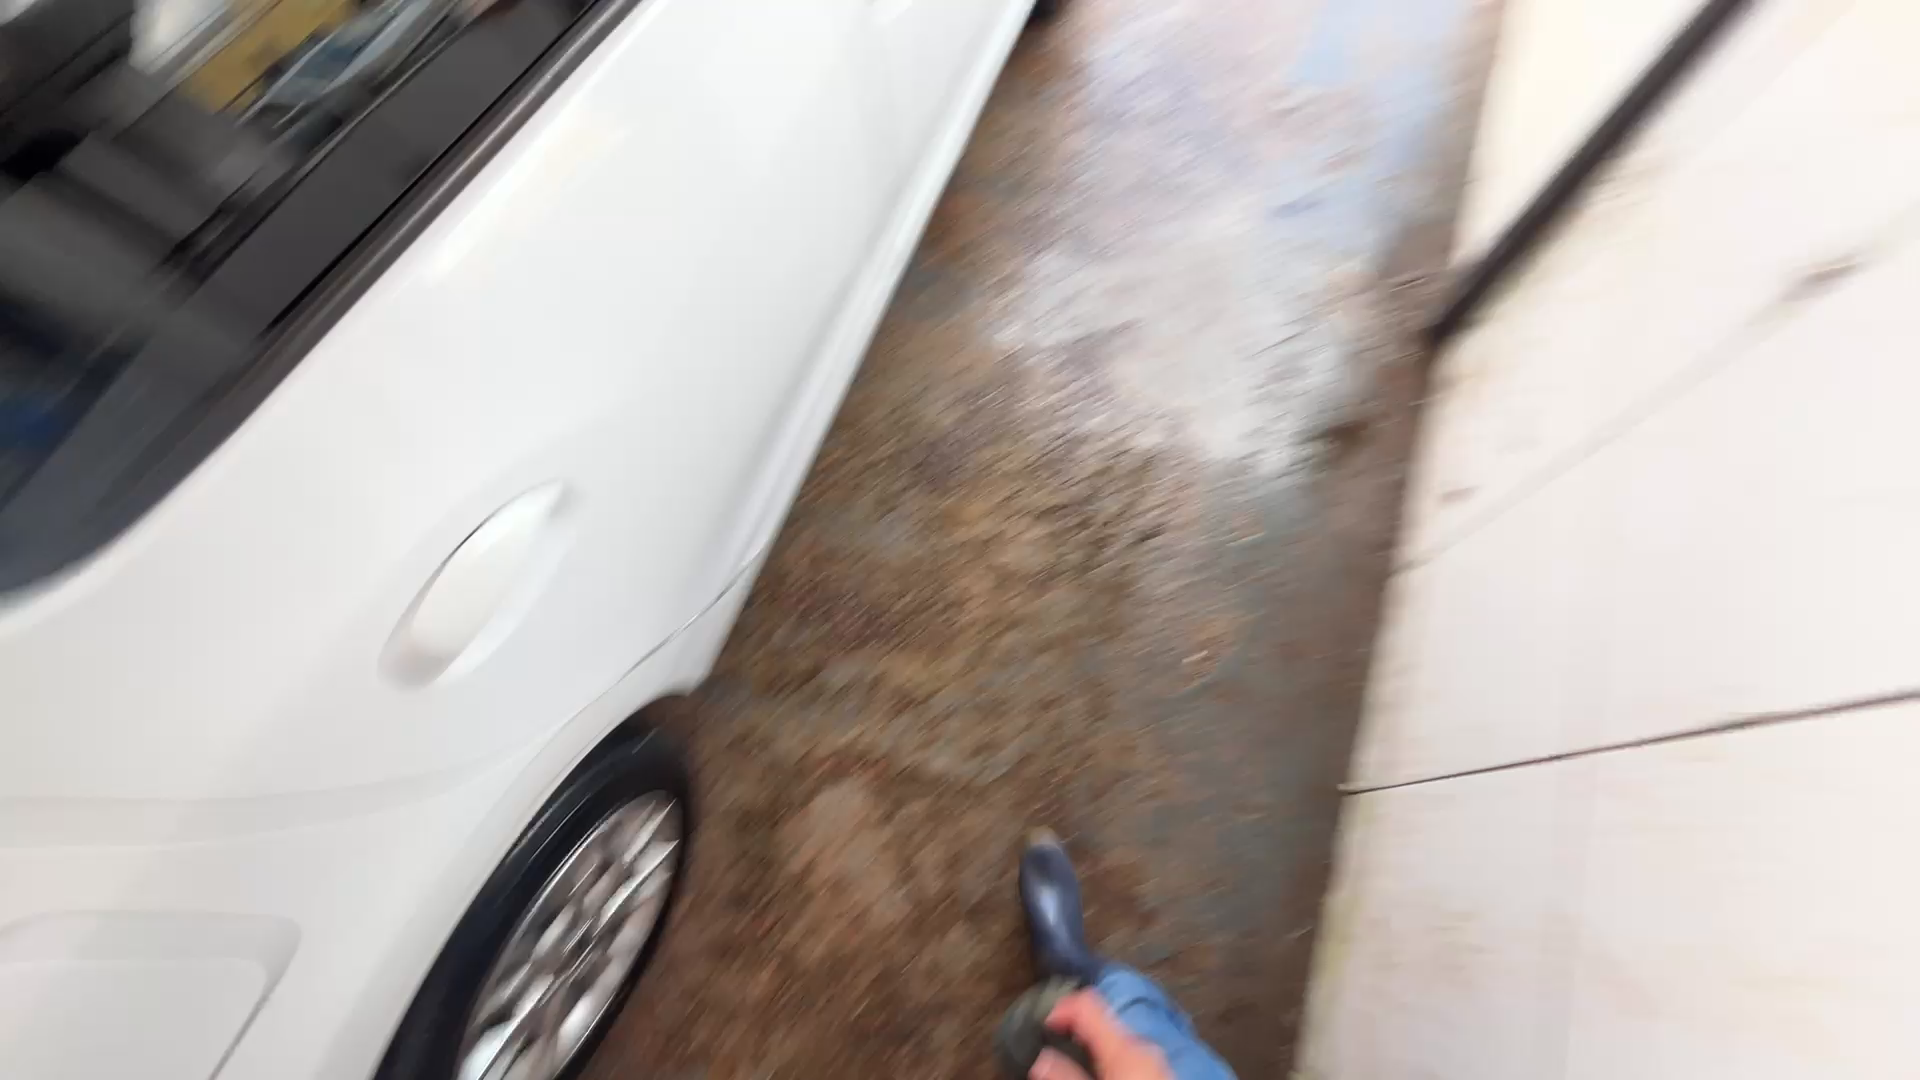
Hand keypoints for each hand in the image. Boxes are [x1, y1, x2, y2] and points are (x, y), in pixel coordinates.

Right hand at [1028, 989, 1173, 1079]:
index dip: (1062, 1005)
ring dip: (1095, 1048)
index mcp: (1124, 1044)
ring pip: (1117, 1040)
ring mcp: (1157, 1059)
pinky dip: (1113, 1060)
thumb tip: (1041, 1056)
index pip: (1087, 1001)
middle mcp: (1143, 1044)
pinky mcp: (1163, 1073)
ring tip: (1078, 1066)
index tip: (1045, 1022)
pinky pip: (1132, 1057)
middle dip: (1077, 1032)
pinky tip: (1106, 1075)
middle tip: (1057, 1046)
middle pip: (1102, 1020)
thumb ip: (1067, 1074)